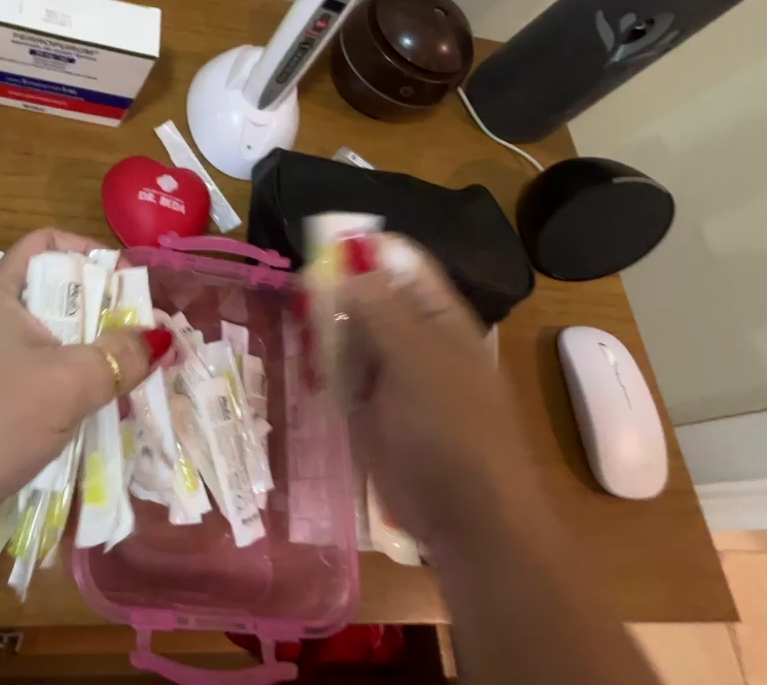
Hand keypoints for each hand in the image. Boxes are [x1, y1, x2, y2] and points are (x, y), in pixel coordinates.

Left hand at [0, 229, 171, 557]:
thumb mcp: (67, 381)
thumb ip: (121, 356)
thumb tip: (163, 338)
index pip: (45, 243)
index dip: (89, 249)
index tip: (130, 278)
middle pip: (59, 298)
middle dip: (107, 313)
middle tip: (151, 335)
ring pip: (58, 348)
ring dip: (99, 361)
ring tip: (144, 377)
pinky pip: (48, 388)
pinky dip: (79, 396)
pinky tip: (112, 415)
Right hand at [323, 232, 540, 546]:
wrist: (466, 519)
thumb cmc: (453, 431)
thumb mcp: (418, 361)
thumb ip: (380, 309)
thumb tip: (345, 264)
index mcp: (436, 315)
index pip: (398, 261)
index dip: (361, 248)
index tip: (317, 247)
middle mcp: (412, 335)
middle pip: (365, 292)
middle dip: (333, 288)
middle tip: (300, 293)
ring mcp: (389, 371)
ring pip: (346, 330)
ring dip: (324, 327)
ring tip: (301, 327)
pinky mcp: (367, 405)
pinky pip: (338, 370)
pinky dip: (322, 364)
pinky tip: (308, 365)